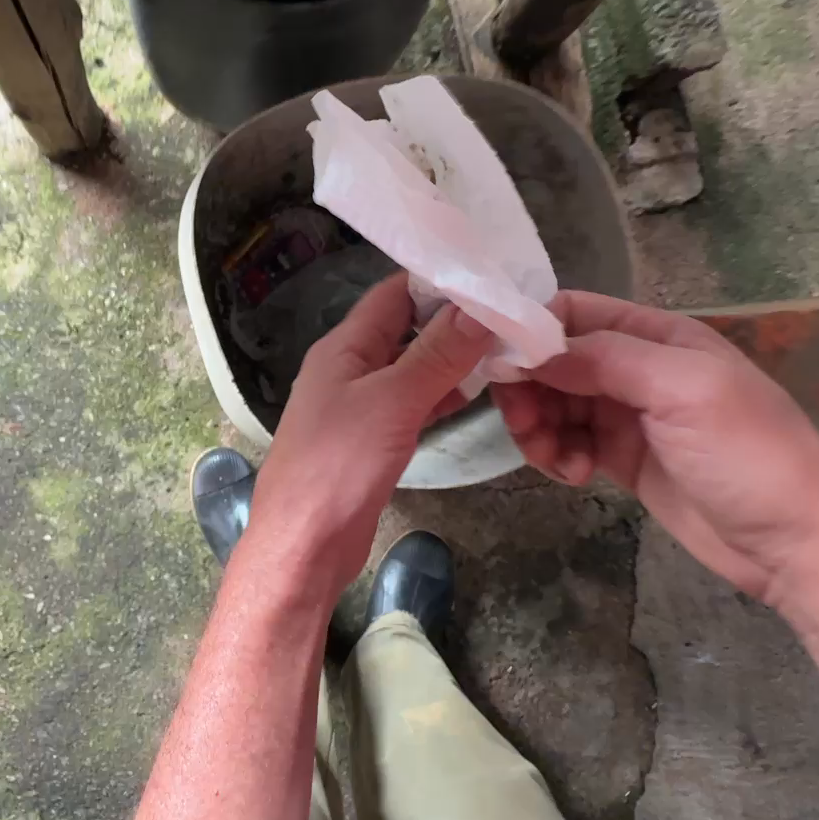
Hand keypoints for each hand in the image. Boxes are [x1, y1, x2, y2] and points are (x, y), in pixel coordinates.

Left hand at [244, 273, 495, 605]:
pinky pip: (410, 402)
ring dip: (451, 358)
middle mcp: (348, 368)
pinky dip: (441, 393)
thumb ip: (435, 355)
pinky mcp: (371, 438)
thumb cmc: (339, 462)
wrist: (305, 542)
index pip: (391, 295)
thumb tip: (480, 307)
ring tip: (509, 347)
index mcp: (342, 347)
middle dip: (452, 320)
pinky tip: (479, 392)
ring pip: (410, 367)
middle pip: (403, 329)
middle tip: (513, 314)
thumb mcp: (391, 401)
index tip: (492, 277)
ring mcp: (359, 404)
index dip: (437, 282)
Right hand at [490, 291, 818, 600]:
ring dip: (537, 428)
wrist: (798, 548)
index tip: (500, 367)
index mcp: (655, 336)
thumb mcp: (683, 391)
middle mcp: (634, 367)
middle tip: (526, 426)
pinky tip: (575, 475)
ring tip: (556, 461)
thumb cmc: (750, 457)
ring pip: (549, 402)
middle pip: (550, 360)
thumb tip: (526, 349)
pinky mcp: (616, 454)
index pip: (571, 313)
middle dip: (528, 389)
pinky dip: (555, 454)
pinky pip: (562, 439)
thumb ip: (604, 359)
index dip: (529, 332)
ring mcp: (624, 413)